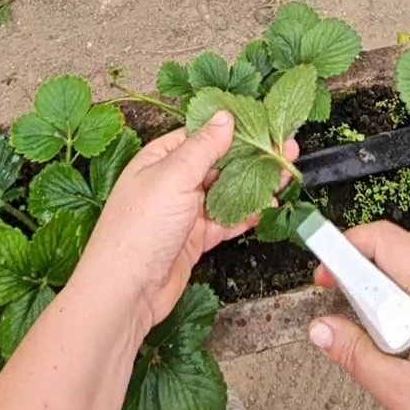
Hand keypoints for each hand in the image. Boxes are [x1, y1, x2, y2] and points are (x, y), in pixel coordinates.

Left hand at [71, 111, 295, 334]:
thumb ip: (204, 147)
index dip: (234, 128)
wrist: (124, 293)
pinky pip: (224, 220)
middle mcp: (172, 181)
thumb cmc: (139, 229)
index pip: (202, 134)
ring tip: (284, 176)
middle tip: (284, 148)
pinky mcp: (193, 238)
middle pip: (218, 162)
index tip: (264, 122)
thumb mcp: (174, 176)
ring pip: (225, 191)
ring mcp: (183, 211)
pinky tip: (266, 208)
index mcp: (162, 157)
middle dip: (251, 156)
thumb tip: (225, 116)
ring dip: (253, 185)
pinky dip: (245, 215)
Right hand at [308, 222, 409, 409]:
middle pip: (405, 242)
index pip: (386, 241)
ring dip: (393, 270)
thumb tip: (321, 328)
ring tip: (371, 310)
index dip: (347, 247)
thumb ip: (356, 355)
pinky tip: (404, 324)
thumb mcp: (404, 394)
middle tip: (340, 289)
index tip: (322, 267)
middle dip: (367, 257)